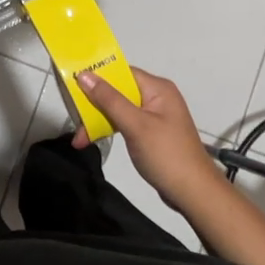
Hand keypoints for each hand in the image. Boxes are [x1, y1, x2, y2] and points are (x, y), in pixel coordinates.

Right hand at [73, 67, 219, 203]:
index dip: (97, 76)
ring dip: (99, 121)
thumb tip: (84, 75)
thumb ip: (109, 99)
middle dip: (94, 104)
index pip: (121, 72)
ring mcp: (154, 116)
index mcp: (157, 88)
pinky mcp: (151, 133)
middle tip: (73, 118)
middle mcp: (156, 97)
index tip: (71, 84)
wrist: (193, 192)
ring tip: (79, 138)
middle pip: (118, 91)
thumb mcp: (135, 125)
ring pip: (119, 109)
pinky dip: (110, 130)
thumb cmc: (165, 154)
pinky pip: (125, 123)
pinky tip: (93, 141)